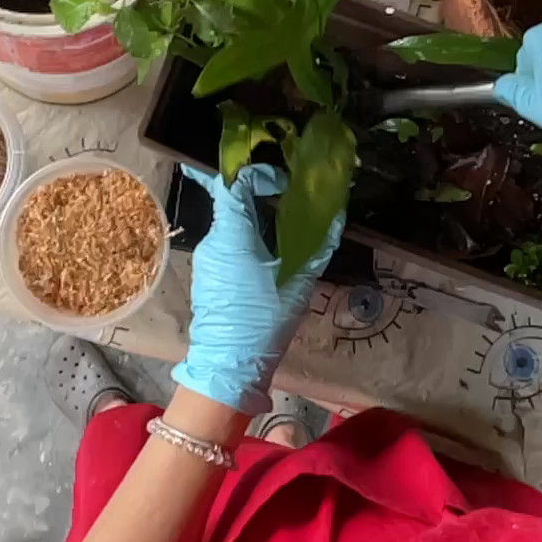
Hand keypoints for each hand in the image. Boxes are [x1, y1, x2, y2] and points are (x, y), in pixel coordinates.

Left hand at [173, 164, 343, 414]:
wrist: (229, 367)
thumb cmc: (264, 318)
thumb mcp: (299, 280)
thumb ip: (318, 244)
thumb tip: (335, 217)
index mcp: (231, 233)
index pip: (234, 183)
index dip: (259, 174)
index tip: (283, 182)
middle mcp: (212, 240)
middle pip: (233, 204)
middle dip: (262, 198)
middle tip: (291, 204)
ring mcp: (206, 260)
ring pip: (231, 227)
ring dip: (256, 223)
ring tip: (286, 235)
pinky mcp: (207, 277)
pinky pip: (227, 247)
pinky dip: (247, 243)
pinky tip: (269, 260)